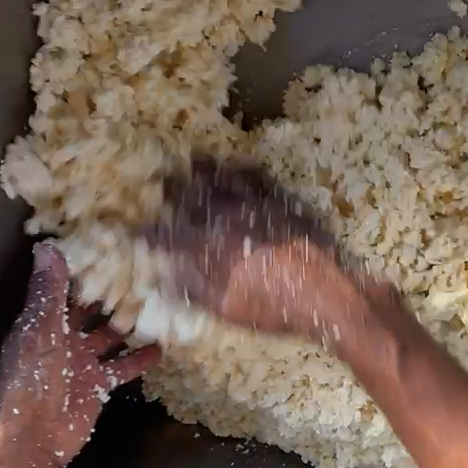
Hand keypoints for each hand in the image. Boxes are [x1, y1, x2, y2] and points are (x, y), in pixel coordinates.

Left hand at [0, 242, 161, 466]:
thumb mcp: (41, 329)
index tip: (112, 251)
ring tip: (157, 304)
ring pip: (109, 337)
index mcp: (43, 322)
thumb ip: (49, 291)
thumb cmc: (33, 379)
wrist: (34, 436)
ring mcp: (82, 362)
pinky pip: (122, 366)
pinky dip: (140, 358)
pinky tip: (162, 347)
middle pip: (90, 311)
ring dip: (129, 324)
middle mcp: (62, 338)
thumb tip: (47, 247)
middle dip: (112, 295)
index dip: (85, 272)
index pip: (65, 289)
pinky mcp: (98, 384)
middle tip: (144, 274)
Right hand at [144, 157, 385, 349]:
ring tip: (194, 158)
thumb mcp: (227, 308)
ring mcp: (258, 205)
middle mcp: (229, 218)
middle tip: (164, 181)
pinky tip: (241, 167)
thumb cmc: (276, 308)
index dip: (151, 234)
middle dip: (175, 190)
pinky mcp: (284, 202)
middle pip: (195, 197)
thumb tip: (165, 278)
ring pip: (226, 179)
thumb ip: (194, 289)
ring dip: (207, 170)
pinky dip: (246, 170)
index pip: (170, 237)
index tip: (139, 230)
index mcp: (210, 246)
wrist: (328, 292)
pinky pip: (260, 178)